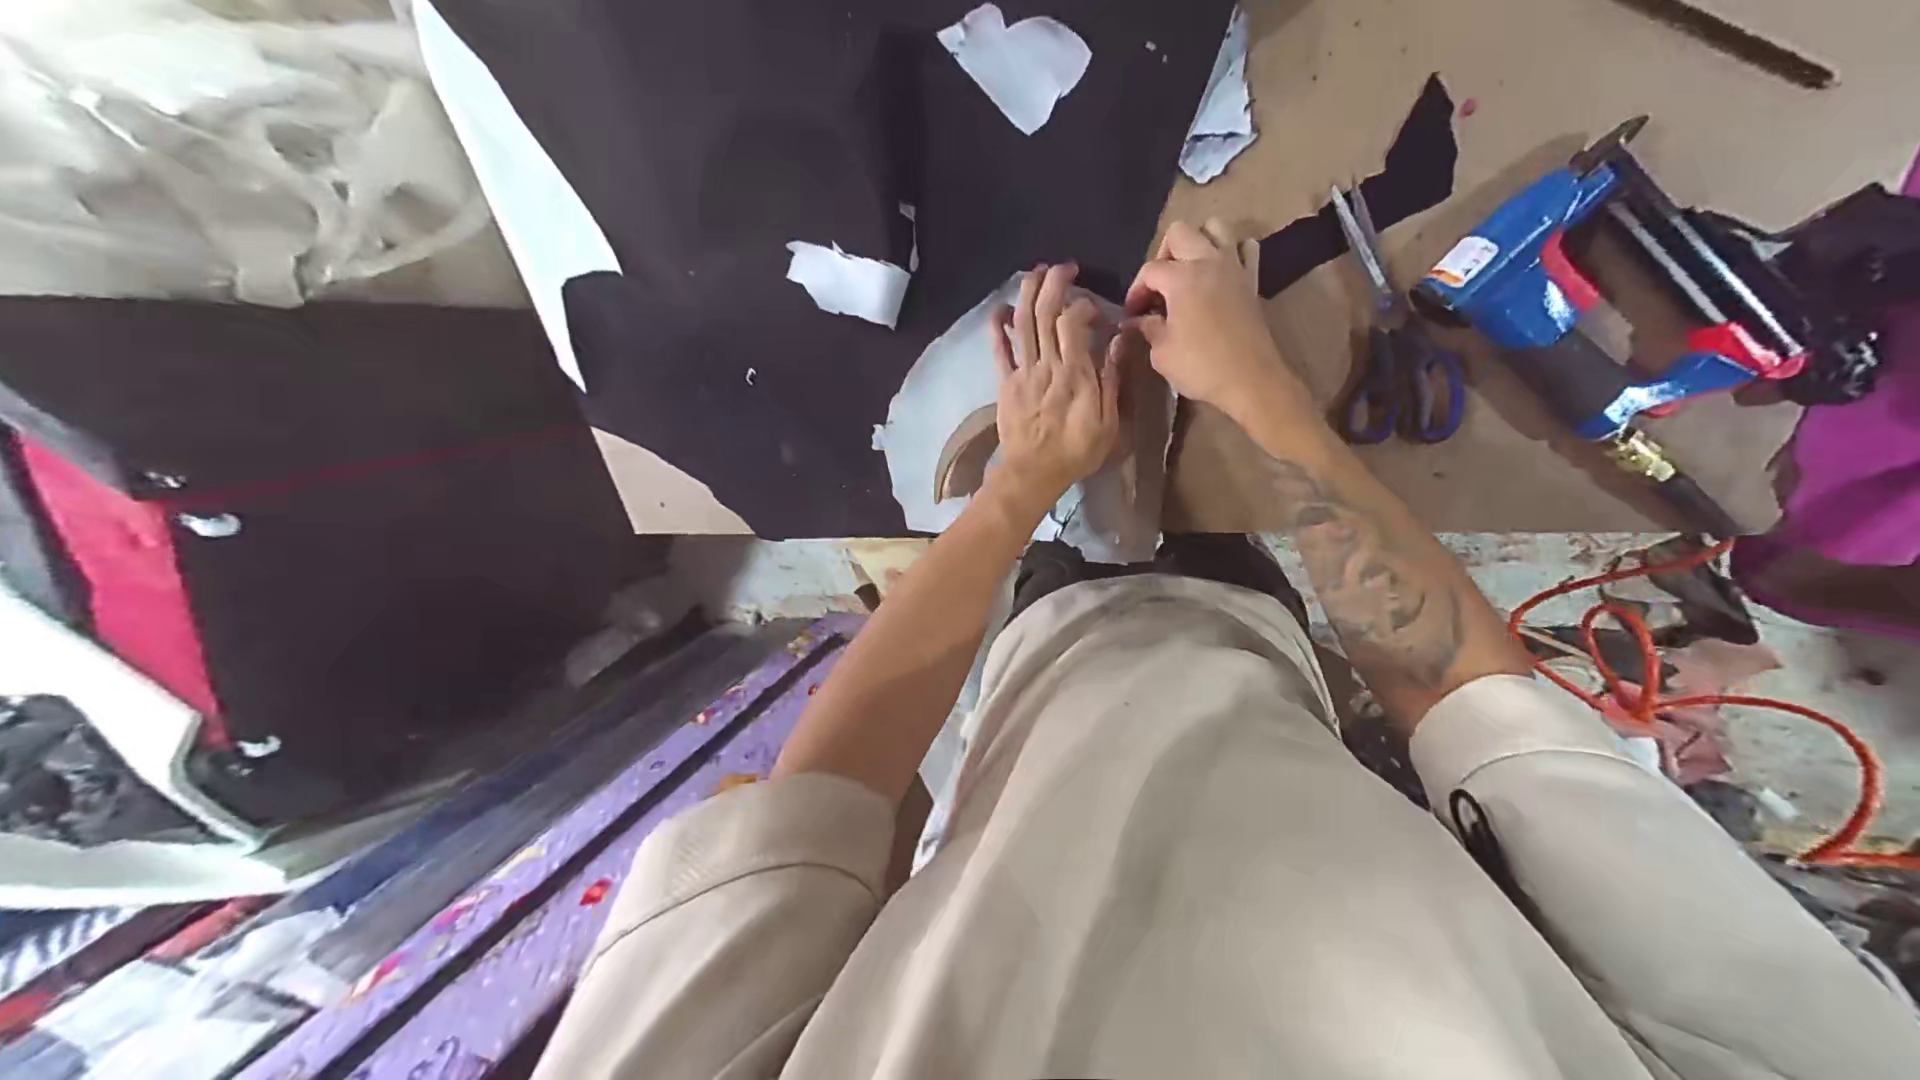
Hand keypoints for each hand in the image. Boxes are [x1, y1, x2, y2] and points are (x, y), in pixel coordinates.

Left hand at [987, 263, 1121, 514]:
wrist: (1033, 473)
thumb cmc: (1076, 451)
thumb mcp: (1108, 420)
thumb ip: (1111, 377)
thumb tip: (1119, 338)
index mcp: (1075, 373)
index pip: (1073, 322)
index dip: (1082, 305)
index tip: (1094, 308)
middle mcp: (1047, 365)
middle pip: (1045, 314)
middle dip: (1053, 284)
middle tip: (1063, 267)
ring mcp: (1022, 373)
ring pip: (1023, 324)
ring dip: (1027, 294)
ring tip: (1034, 273)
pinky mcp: (1005, 384)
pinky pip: (999, 351)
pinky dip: (998, 327)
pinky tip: (1000, 309)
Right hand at [1125, 219, 1306, 422]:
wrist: (1249, 379)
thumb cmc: (1200, 366)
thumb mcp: (1162, 352)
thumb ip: (1148, 328)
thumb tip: (1139, 320)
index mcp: (1182, 278)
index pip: (1150, 270)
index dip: (1135, 291)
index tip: (1133, 314)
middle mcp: (1209, 262)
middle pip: (1180, 233)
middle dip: (1162, 255)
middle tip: (1159, 286)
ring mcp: (1235, 267)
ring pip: (1216, 228)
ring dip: (1198, 243)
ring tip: (1188, 272)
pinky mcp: (1252, 280)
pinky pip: (1246, 249)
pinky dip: (1232, 253)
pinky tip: (1221, 274)